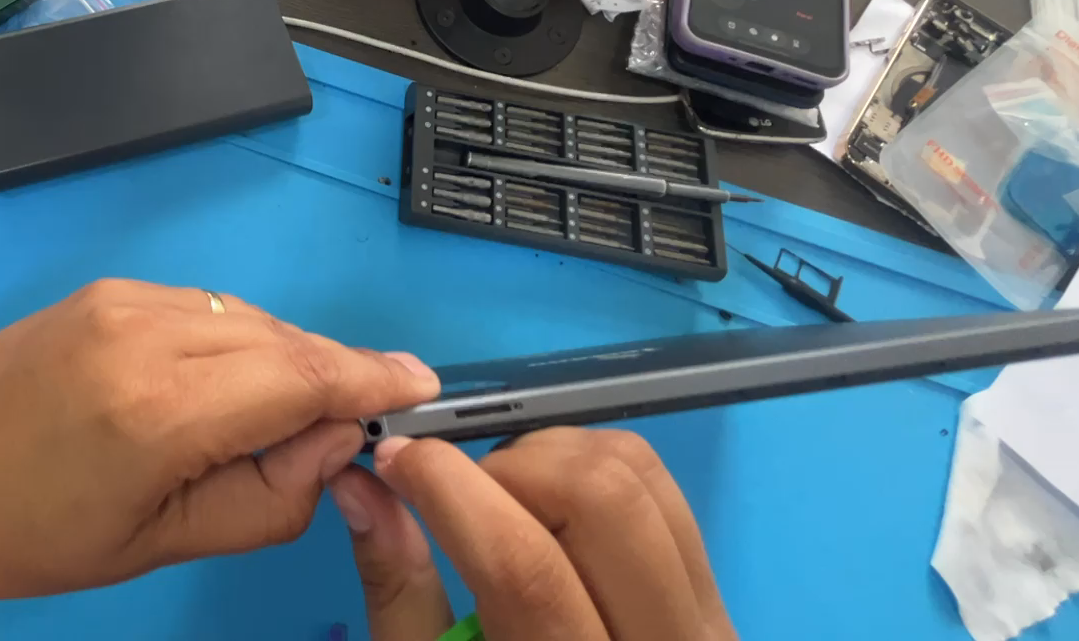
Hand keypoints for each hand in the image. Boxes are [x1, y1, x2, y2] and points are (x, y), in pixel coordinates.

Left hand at [0, 278, 441, 618]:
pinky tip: (226, 379)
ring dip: (281, 354)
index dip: (368, 378)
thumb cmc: (29, 534)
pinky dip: (233, 337)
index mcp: (157, 408)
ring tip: (288, 409)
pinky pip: (199, 307)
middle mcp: (142, 331)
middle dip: (331, 370)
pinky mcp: (103, 289)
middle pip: (277, 337)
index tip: (418, 384)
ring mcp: (118, 299)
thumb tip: (335, 440)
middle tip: (364, 412)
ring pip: (242, 316)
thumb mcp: (158, 543)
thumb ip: (267, 497)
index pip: (299, 375)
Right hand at [330, 429, 736, 640]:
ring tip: (499, 497)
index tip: (391, 458)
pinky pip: (657, 483)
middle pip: (598, 496)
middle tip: (455, 492)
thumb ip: (395, 586)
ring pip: (631, 471)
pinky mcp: (719, 600)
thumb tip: (359, 482)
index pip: (524, 566)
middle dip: (501, 466)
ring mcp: (713, 629)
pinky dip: (584, 460)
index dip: (443, 487)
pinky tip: (545, 503)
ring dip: (542, 455)